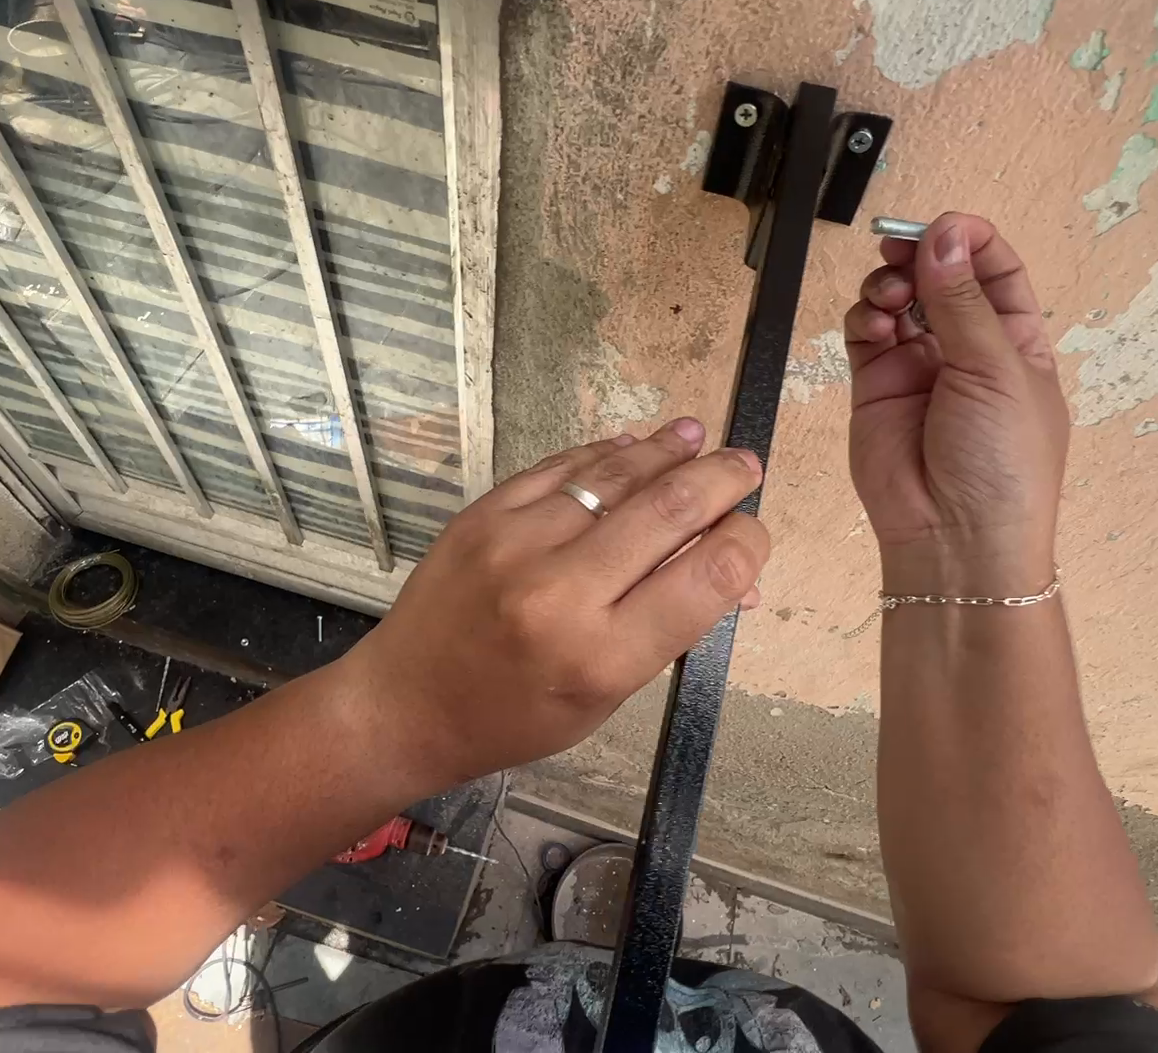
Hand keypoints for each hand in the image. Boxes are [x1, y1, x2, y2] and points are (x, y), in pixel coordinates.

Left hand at [339, 420, 769, 787]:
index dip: (748, 542)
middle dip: (722, 479)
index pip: (708, 576)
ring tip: (699, 438)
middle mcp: (562, 592)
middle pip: (670, 509)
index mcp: (603, 656)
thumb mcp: (605, 700)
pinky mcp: (483, 514)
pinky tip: (632, 444)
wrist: (405, 703)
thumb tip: (738, 577)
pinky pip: (562, 467)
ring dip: (668, 450)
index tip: (753, 532)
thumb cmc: (513, 718)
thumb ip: (670, 631)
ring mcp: (516, 543)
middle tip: (745, 465)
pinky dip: (605, 453)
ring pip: (616, 474)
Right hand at [844, 213, 1068, 581]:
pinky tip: (872, 324)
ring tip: (888, 299)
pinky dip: (864, 318)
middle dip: (920, 257)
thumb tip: (944, 234)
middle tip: (899, 250)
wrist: (951, 533)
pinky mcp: (874, 387)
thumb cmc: (999, 459)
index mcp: (1014, 340)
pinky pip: (864, 335)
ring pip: (896, 301)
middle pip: (939, 279)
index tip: (942, 228)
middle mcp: (963, 348)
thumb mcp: (996, 370)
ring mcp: (915, 367)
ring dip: (889, 285)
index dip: (969, 242)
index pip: (993, 270)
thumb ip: (962, 301)